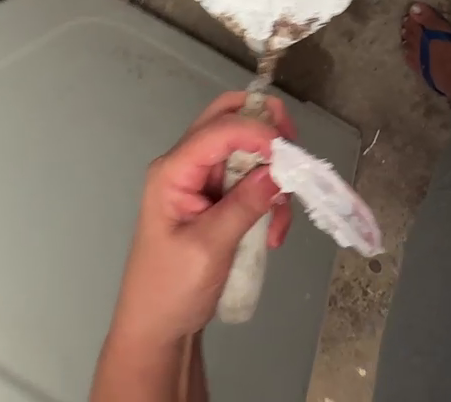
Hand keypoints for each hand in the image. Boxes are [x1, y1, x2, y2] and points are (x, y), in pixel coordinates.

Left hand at [107, 93, 297, 348]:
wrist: (156, 332)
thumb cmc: (170, 291)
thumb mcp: (208, 248)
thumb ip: (244, 205)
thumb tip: (279, 170)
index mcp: (174, 170)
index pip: (219, 129)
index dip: (257, 131)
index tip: (289, 155)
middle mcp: (187, 165)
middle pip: (229, 119)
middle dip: (266, 128)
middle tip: (293, 153)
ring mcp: (202, 180)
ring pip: (246, 149)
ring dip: (271, 174)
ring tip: (281, 216)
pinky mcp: (218, 198)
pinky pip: (251, 179)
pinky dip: (269, 197)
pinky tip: (274, 233)